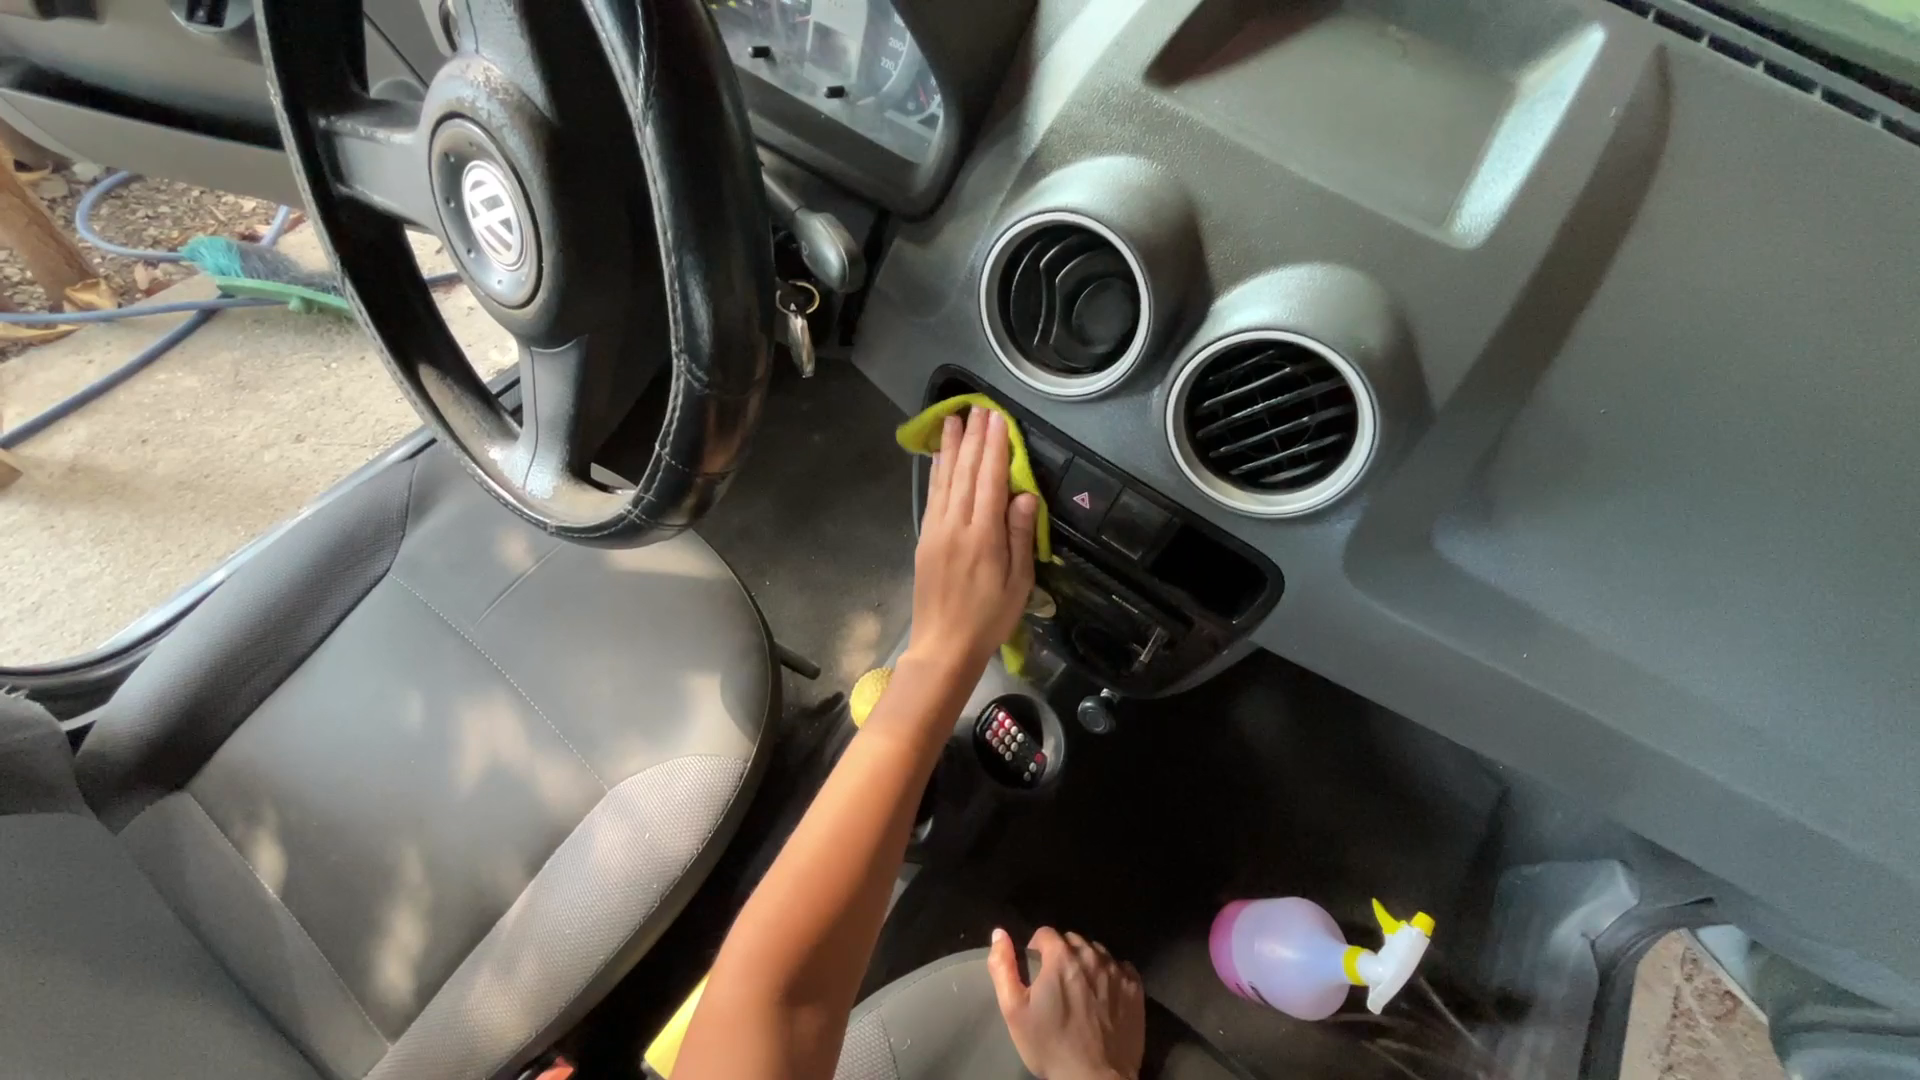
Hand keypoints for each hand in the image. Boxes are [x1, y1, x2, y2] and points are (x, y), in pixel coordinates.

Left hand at [904, 407, 1037, 681]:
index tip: (998, 419)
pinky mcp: (924, 539)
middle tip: (979, 408)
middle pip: (965, 473)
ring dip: (950, 447)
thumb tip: (1024, 495)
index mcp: (983, 536)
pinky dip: (937, 473)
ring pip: (944, 480)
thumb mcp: (1018, 583)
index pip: (989, 480)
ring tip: (954, 419)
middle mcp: (955, 526)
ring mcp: (935, 531)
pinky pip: (932, 496)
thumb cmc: (989, 618)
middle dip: (973, 438)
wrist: (944, 645)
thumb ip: (1019, 536)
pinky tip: (940, 458)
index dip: (994, 447)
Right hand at [988, 927, 1144, 1079]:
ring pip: (1096, 952)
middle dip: (1062, 955)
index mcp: (1061, 957)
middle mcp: (1091, 955)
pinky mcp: (1135, 988)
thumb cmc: (1050, 1046)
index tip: (1037, 974)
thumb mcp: (1014, 1010)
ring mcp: (1116, 971)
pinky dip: (1111, 975)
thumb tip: (999, 933)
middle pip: (1072, 940)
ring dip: (1086, 964)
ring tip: (1081, 992)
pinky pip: (1121, 967)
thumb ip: (1003, 967)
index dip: (1037, 951)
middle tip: (1057, 986)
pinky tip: (1104, 996)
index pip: (1045, 934)